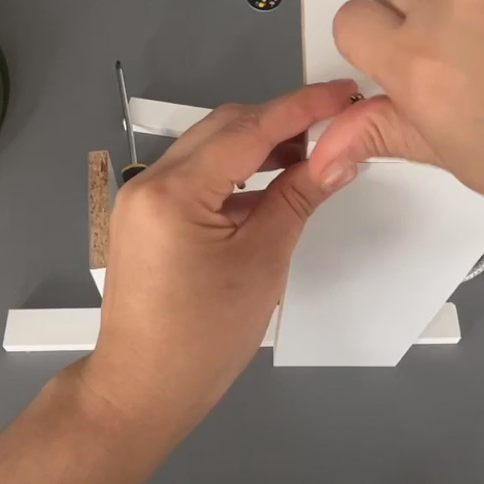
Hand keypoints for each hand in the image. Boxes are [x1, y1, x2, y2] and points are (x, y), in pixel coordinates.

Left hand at [80, 81, 361, 436]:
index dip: (299, 108)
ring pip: (210, 148)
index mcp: (173, 191)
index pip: (246, 130)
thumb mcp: (262, 261)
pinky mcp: (147, 215)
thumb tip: (339, 155)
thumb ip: (298, 197)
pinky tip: (272, 183)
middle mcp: (149, 181)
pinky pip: (197, 176)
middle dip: (280, 122)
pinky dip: (236, 174)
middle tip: (333, 126)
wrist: (142, 390)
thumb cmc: (204, 337)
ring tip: (311, 154)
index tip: (341, 93)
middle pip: (224, 129)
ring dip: (259, 146)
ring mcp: (142, 197)